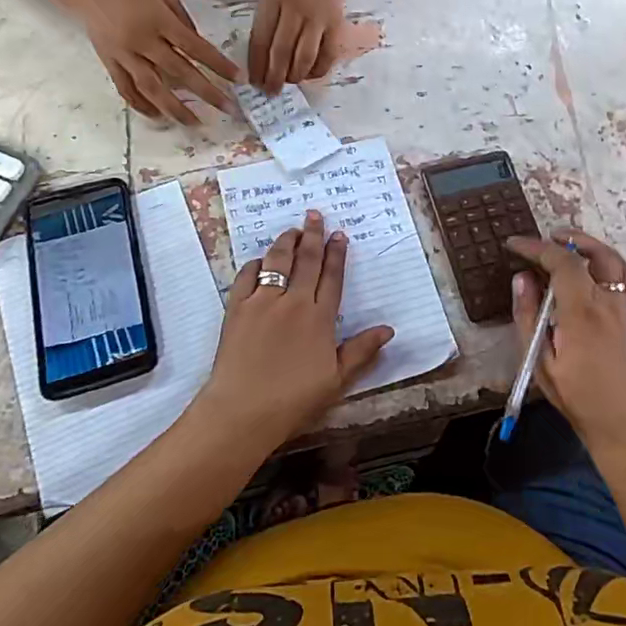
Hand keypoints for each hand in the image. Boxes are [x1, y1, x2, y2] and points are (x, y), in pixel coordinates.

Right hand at [69, 0, 240, 125]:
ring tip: (194, 123)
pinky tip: (158, 116)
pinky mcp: (108, 61)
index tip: (239, 80)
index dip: (219, 65)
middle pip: (179, 73)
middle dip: (206, 93)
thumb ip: (183, 19)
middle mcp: (142, 41)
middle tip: (228, 108)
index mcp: (159, 20)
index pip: (196, 48)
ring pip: (152, 88)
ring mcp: (124, 54)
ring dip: (175, 108)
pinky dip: (142, 105)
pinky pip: (126, 88)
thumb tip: (199, 47)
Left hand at [195, 211, 392, 446]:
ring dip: (286, 242)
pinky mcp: (236, 308)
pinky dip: (255, 264)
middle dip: (313, 235)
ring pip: (277, 262)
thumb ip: (361, 351)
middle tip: (315, 215)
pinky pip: (246, 276)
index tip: (339, 235)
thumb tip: (388, 329)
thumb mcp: (336, 380)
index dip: (337, 254)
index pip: (332, 277)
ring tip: (292, 229)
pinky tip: (260, 260)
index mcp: (319, 318)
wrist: (243, 410)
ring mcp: (262, 302)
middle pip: (306, 261)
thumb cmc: (294, 399)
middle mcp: (293, 302)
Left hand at [248, 0, 345, 91]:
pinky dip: (317, 70)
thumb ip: (263, 27)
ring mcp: (318, 17)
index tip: (254, 82)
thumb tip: (258, 67)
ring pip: (305, 56)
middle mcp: (296, 8)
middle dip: (274, 76)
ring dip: (295, 75)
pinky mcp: (336, 26)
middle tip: (270, 91)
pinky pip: (327, 55)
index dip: (256, 65)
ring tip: (288, 82)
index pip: (260, 39)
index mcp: (273, 0)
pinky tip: (308, 75)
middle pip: (282, 50)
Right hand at [505, 229, 625, 441]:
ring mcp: (620, 306)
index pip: (562, 264)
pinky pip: (620, 273)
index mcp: (582, 313)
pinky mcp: (625, 312)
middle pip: (592, 254)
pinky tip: (584, 264)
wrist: (614, 415)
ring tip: (564, 242)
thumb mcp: (538, 358)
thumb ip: (528, 314)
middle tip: (542, 238)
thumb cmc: (572, 391)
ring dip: (588, 244)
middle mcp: (606, 303)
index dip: (536, 248)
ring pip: (612, 259)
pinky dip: (602, 258)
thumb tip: (522, 278)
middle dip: (565, 240)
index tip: (514, 245)